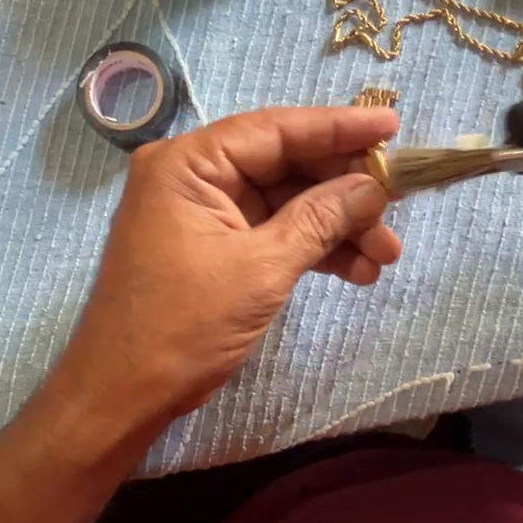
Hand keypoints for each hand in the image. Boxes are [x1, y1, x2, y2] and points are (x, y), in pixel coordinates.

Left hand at [55, 105, 401, 425]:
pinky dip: (311, 250)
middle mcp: (193, 176)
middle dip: (344, 191)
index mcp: (189, 163)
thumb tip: (373, 186)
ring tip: (386, 256)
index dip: (339, 128)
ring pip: (284, 203)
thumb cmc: (183, 326)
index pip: (275, 129)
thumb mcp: (260, 269)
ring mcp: (202, 213)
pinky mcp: (211, 248)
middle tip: (398, 208)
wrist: (123, 394)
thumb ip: (320, 219)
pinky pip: (271, 233)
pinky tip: (357, 272)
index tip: (394, 127)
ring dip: (336, 227)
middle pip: (284, 165)